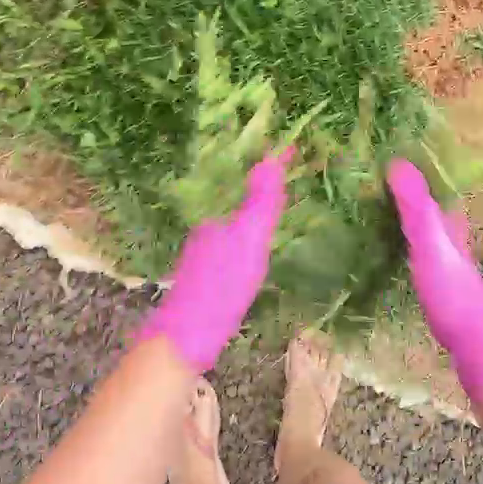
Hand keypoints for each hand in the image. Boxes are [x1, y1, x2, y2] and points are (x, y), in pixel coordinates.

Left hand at [137, 150, 290, 370]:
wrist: (188, 337)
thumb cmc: (222, 284)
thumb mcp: (248, 240)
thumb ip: (260, 203)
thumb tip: (270, 159)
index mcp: (215, 214)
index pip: (247, 179)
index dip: (272, 165)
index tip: (294, 147)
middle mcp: (207, 228)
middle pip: (237, 196)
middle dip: (262, 181)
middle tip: (292, 168)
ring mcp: (205, 252)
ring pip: (234, 219)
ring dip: (255, 207)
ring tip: (282, 200)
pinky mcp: (208, 274)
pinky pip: (234, 240)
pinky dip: (250, 231)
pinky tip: (260, 241)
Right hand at [386, 159, 482, 399]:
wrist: (473, 340)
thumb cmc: (452, 290)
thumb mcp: (430, 243)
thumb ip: (417, 207)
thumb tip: (398, 161)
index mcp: (448, 221)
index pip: (432, 182)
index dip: (414, 166)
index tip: (386, 149)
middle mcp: (447, 235)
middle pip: (425, 202)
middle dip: (404, 187)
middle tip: (370, 173)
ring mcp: (442, 258)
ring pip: (420, 225)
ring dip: (400, 212)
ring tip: (370, 201)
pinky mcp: (434, 280)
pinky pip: (412, 247)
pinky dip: (399, 238)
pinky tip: (385, 243)